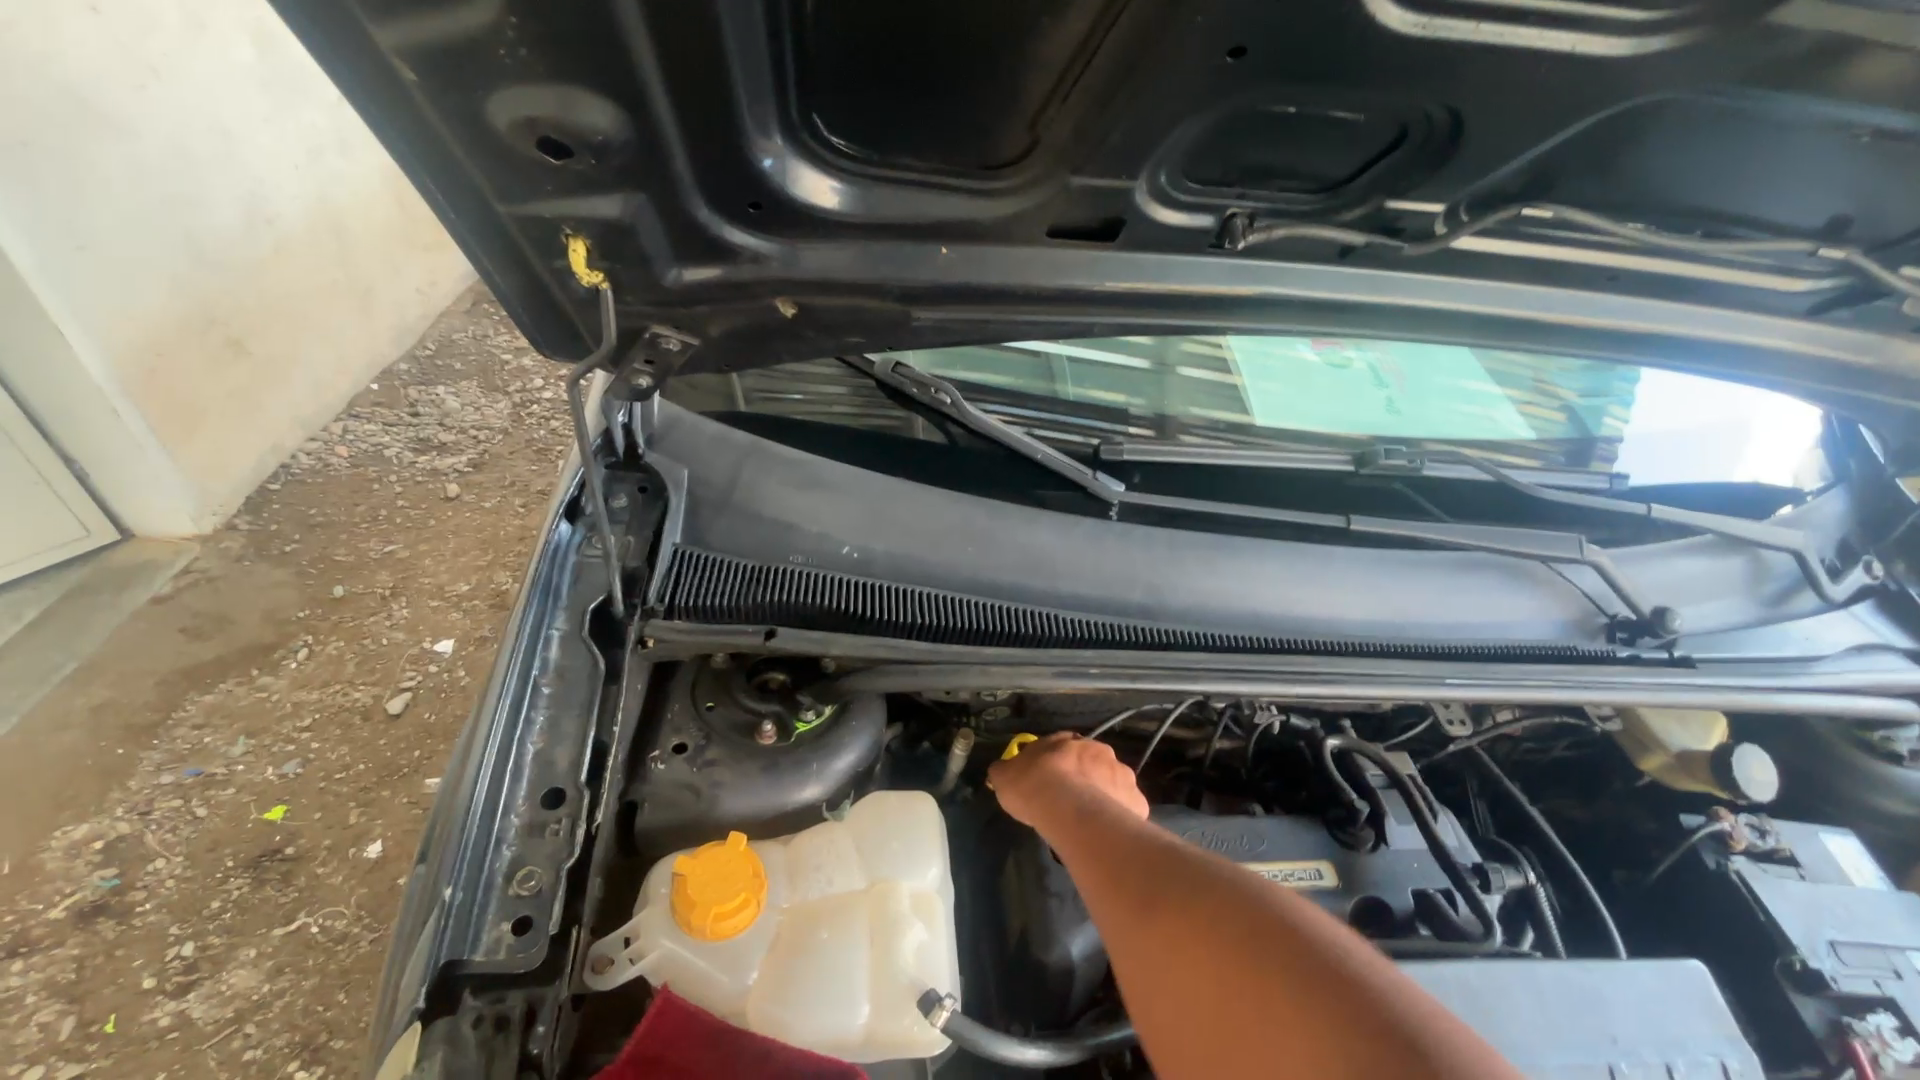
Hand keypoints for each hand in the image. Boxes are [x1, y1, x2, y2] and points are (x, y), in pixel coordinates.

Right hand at [988, 732, 1148, 828]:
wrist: (1068, 808)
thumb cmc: (1033, 786)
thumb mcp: (1005, 777)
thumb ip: (1005, 771)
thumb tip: (1001, 770)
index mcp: (1066, 741)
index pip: (1062, 746)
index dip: (1055, 764)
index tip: (1049, 780)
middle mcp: (1098, 750)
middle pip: (1091, 762)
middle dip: (1084, 777)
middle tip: (1070, 800)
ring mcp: (1121, 773)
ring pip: (1113, 783)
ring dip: (1105, 794)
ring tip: (1090, 820)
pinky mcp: (1136, 799)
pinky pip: (1128, 807)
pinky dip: (1120, 816)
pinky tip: (1108, 831)